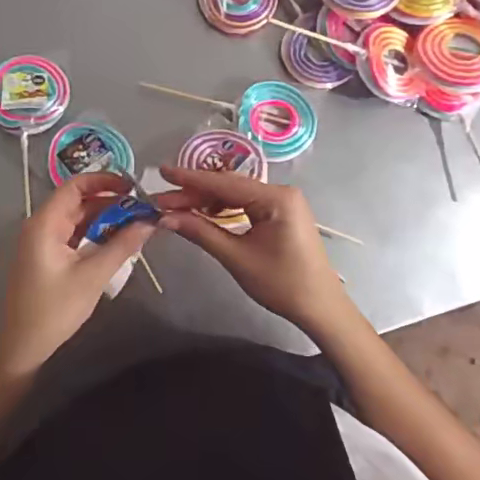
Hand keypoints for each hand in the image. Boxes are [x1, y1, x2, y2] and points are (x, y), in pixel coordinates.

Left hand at [0, 172, 157, 378]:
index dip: (105, 180)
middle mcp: (40, 226)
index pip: (75, 186)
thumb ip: (122, 245)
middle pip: (78, 201)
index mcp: (44, 223)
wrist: (23, 346)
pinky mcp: (46, 257)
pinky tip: (117, 240)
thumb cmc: (55, 309)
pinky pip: (73, 235)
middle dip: (110, 201)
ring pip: (77, 219)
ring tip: (137, 222)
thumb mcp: (93, 276)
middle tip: (143, 208)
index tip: (134, 187)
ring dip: (104, 218)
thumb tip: (149, 221)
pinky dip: (94, 234)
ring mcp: (42, 242)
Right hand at [153, 165, 356, 336]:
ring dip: (206, 202)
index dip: (189, 179)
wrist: (319, 306)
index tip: (162, 172)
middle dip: (194, 194)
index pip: (224, 183)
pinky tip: (201, 215)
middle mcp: (281, 192)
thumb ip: (201, 232)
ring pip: (235, 195)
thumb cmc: (281, 283)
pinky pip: (245, 205)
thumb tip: (165, 218)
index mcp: (276, 197)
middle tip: (161, 202)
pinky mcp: (280, 215)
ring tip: (175, 210)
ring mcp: (282, 203)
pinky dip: (222, 210)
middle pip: (228, 187)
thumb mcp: (236, 257)